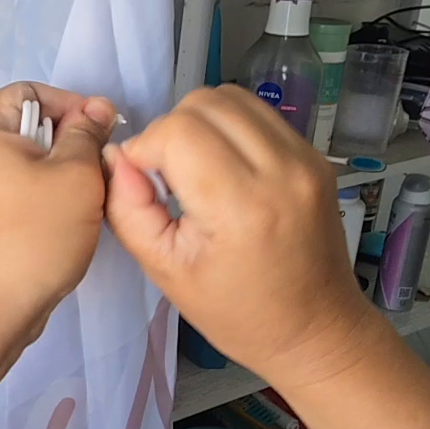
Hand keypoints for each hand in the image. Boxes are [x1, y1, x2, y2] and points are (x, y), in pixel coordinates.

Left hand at [0, 82, 118, 350]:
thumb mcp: (74, 176)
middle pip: (28, 129)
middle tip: (100, 172)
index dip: (72, 103)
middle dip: (70, 144)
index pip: (30, 92)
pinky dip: (41, 202)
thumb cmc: (32, 235)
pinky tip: (64, 227)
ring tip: (86, 203)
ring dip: (60, 178)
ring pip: (25, 166)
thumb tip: (96, 109)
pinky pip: (14, 196)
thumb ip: (88, 134)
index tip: (104, 131)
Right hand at [103, 86, 385, 390]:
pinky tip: (221, 165)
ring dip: (197, 121)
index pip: (177, 131)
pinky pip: (257, 113)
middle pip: (202, 104)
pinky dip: (226, 126)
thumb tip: (115, 157)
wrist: (314, 331)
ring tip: (192, 165)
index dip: (145, 147)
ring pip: (230, 97)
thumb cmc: (234, 311)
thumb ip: (127, 209)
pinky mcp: (314, 155)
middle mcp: (280, 169)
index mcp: (240, 205)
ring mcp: (304, 157)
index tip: (141, 181)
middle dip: (168, 131)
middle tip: (165, 174)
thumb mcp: (164, 269)